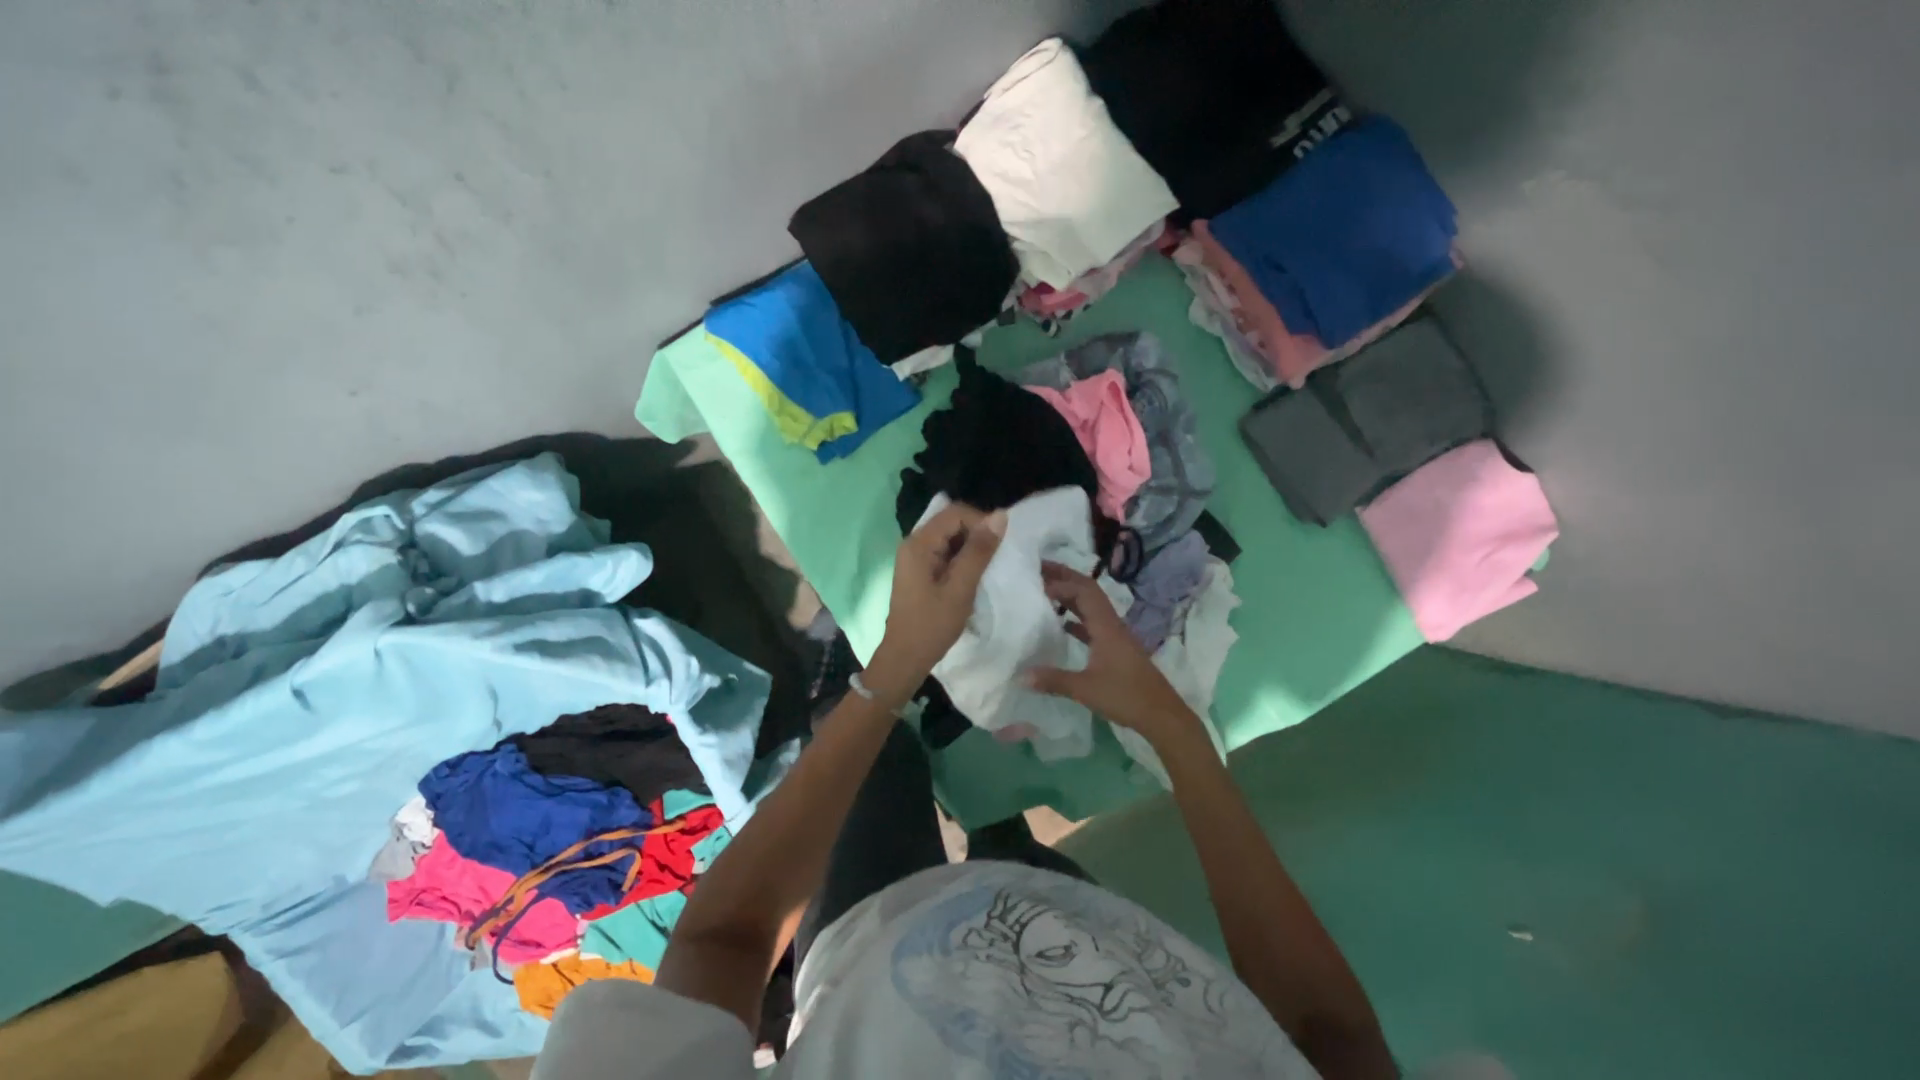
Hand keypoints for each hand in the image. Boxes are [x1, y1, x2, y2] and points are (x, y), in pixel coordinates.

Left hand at [864, 503, 1006, 708]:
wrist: (905, 658)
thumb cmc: (932, 625)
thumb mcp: (961, 588)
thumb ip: (979, 551)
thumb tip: (1000, 515)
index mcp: (919, 543)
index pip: (956, 513)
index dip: (981, 522)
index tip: (1001, 546)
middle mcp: (913, 543)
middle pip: (951, 522)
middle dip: (977, 534)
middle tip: (997, 559)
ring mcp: (914, 557)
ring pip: (950, 538)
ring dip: (971, 548)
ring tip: (987, 569)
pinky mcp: (919, 570)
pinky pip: (944, 553)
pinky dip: (961, 560)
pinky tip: (972, 577)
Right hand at [1026, 562, 1204, 749]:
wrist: (1161, 715)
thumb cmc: (1125, 696)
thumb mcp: (1085, 689)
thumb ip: (1053, 680)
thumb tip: (1020, 676)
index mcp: (1107, 627)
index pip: (1084, 591)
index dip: (1061, 582)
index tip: (1036, 581)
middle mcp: (1112, 626)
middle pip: (1089, 592)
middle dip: (1066, 578)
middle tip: (1039, 569)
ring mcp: (1116, 638)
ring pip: (1092, 608)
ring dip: (1071, 597)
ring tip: (1045, 591)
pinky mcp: (1117, 651)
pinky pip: (1094, 626)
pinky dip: (1077, 620)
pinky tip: (1062, 625)